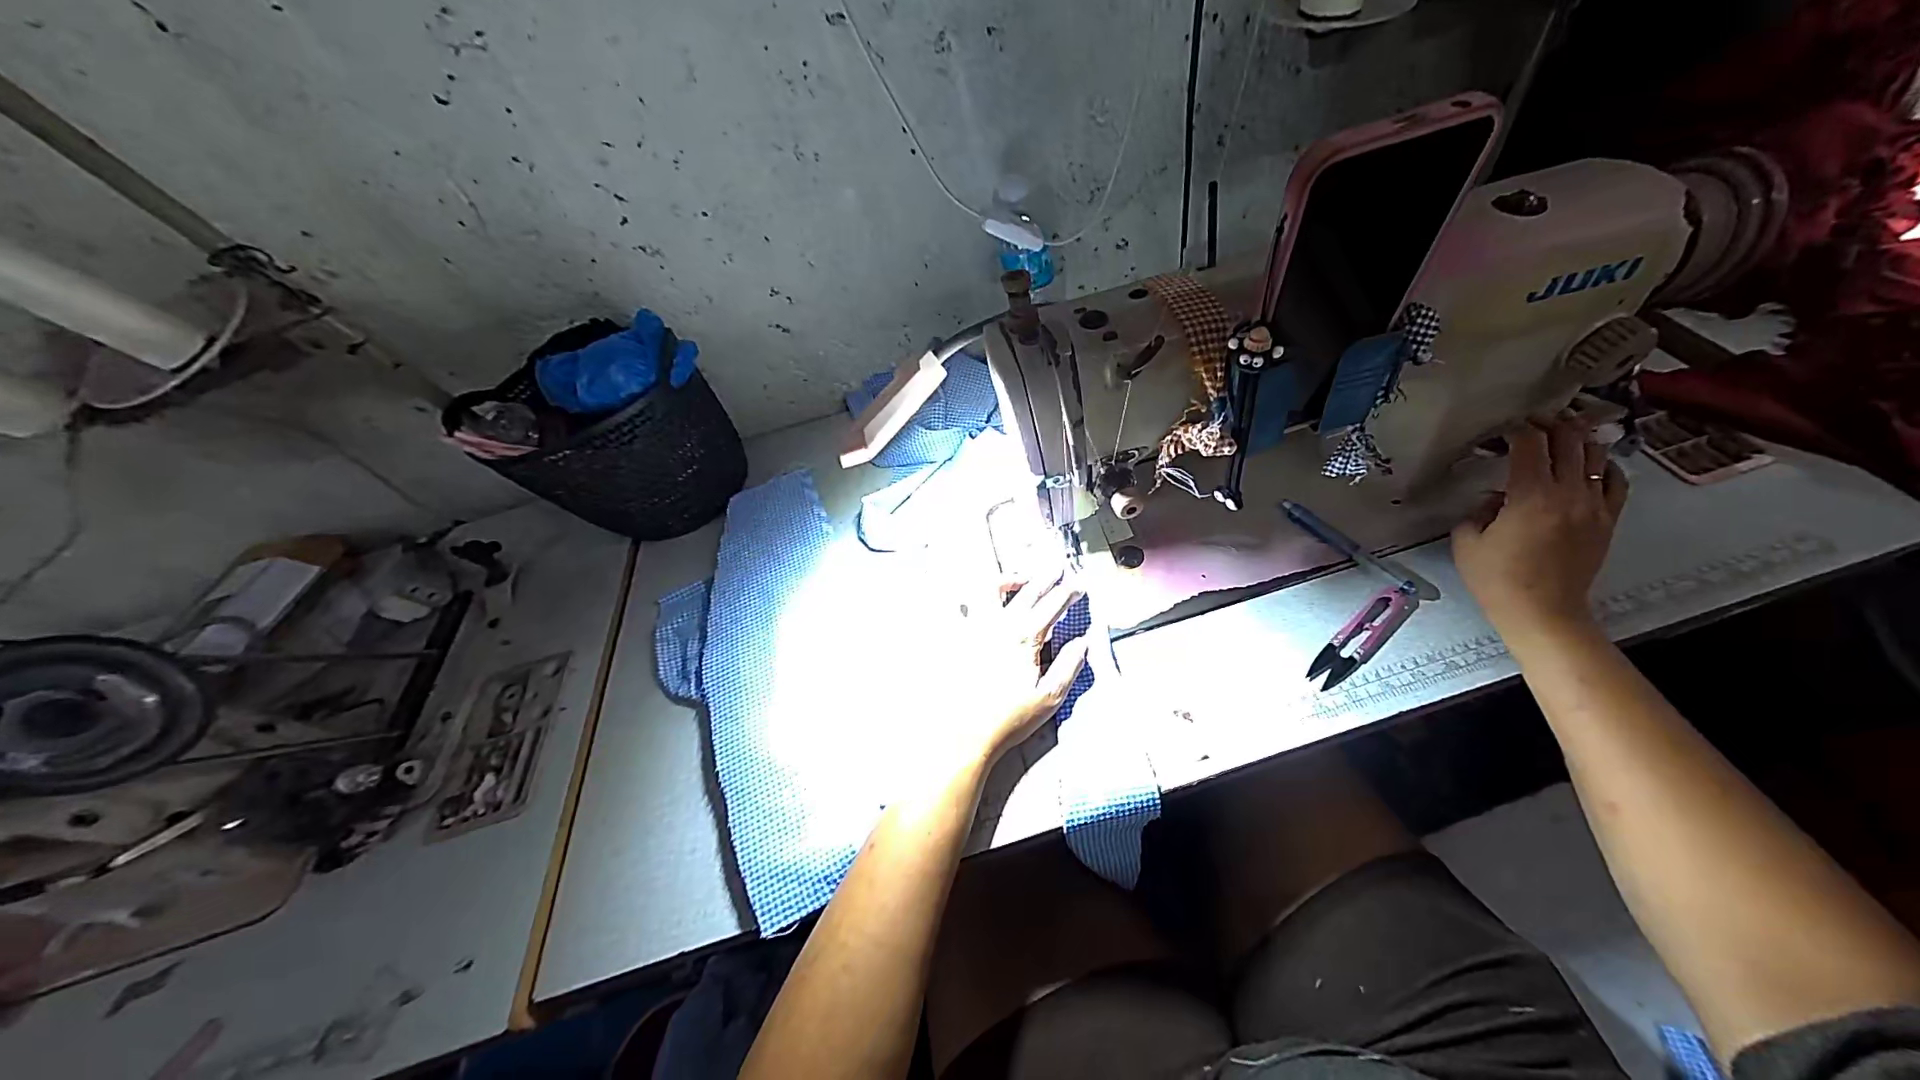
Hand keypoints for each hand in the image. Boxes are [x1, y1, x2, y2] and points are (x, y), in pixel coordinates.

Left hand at [934, 575, 1089, 770]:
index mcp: (1025, 637)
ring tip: (1019, 579)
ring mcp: (975, 628)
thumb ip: (1069, 665)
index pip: (1052, 604)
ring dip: (1008, 578)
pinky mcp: (958, 638)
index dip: (1068, 592)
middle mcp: (999, 625)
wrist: (966, 731)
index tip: (1077, 586)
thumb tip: (1083, 642)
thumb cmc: (1009, 717)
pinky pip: (962, 606)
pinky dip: (972, 598)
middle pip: (1026, 590)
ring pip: (990, 588)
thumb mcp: (1050, 696)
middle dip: (1044, 577)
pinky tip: (977, 600)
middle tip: (1056, 569)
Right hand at [1452, 418, 1627, 635]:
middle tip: (1532, 422)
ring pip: (1596, 454)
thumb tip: (1494, 498)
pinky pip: (1615, 480)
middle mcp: (1569, 492)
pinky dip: (1604, 465)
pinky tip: (1591, 464)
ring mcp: (1594, 505)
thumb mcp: (1467, 541)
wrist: (1542, 611)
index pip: (1530, 444)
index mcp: (1530, 495)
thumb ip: (1478, 511)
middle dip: (1549, 424)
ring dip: (1578, 440)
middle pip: (1569, 440)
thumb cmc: (1497, 579)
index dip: (1516, 429)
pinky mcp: (1607, 520)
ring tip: (1561, 436)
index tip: (1502, 430)